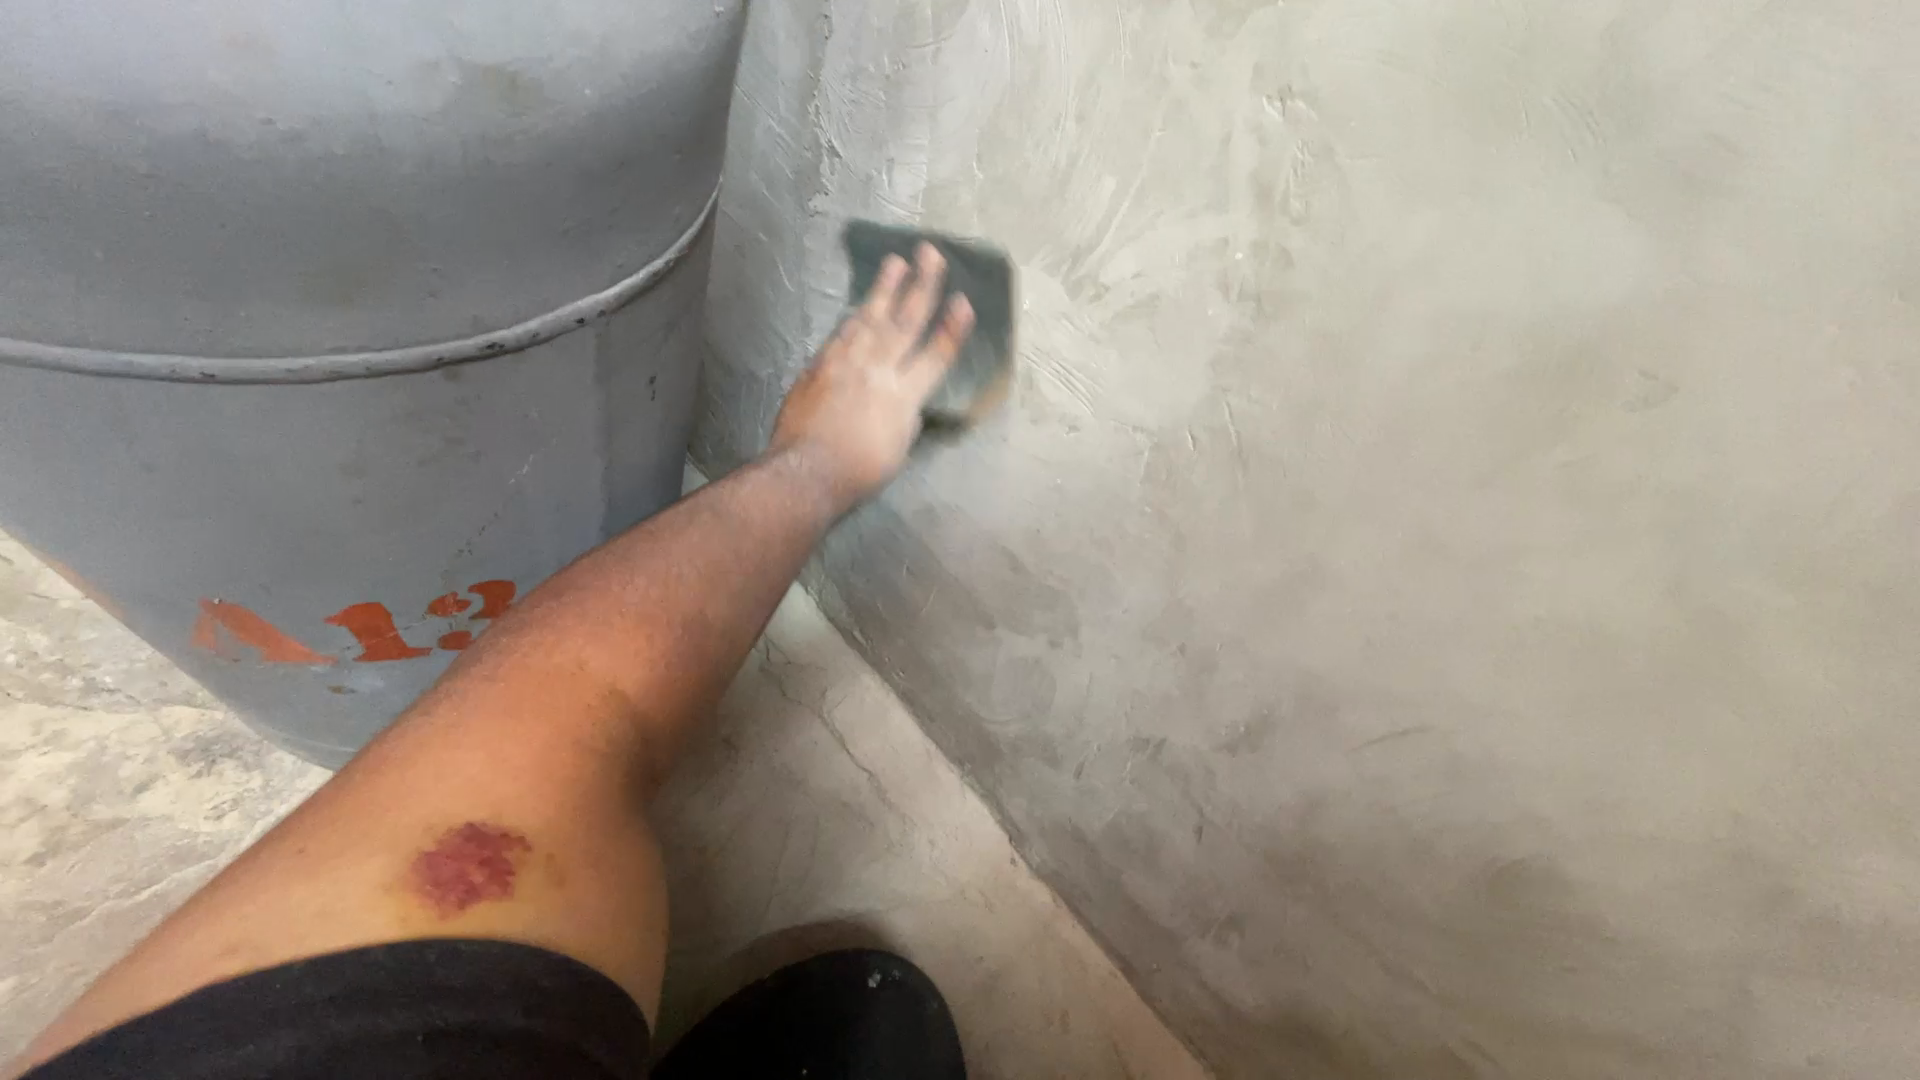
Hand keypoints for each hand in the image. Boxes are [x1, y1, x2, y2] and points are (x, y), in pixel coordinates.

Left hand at [769, 242, 976, 507]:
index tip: (963, 302)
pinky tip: (860, 306)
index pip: (935, 355)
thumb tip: (906, 405)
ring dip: (884, 288)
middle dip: (921, 285)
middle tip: (930, 253)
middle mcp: (878, 370)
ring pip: (870, 317)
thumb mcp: (897, 450)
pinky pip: (842, 333)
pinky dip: (855, 317)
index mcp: (904, 396)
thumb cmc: (859, 471)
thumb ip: (905, 419)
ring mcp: (846, 363)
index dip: (951, 328)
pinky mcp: (819, 365)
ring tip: (895, 262)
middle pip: (904, 321)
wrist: (807, 469)